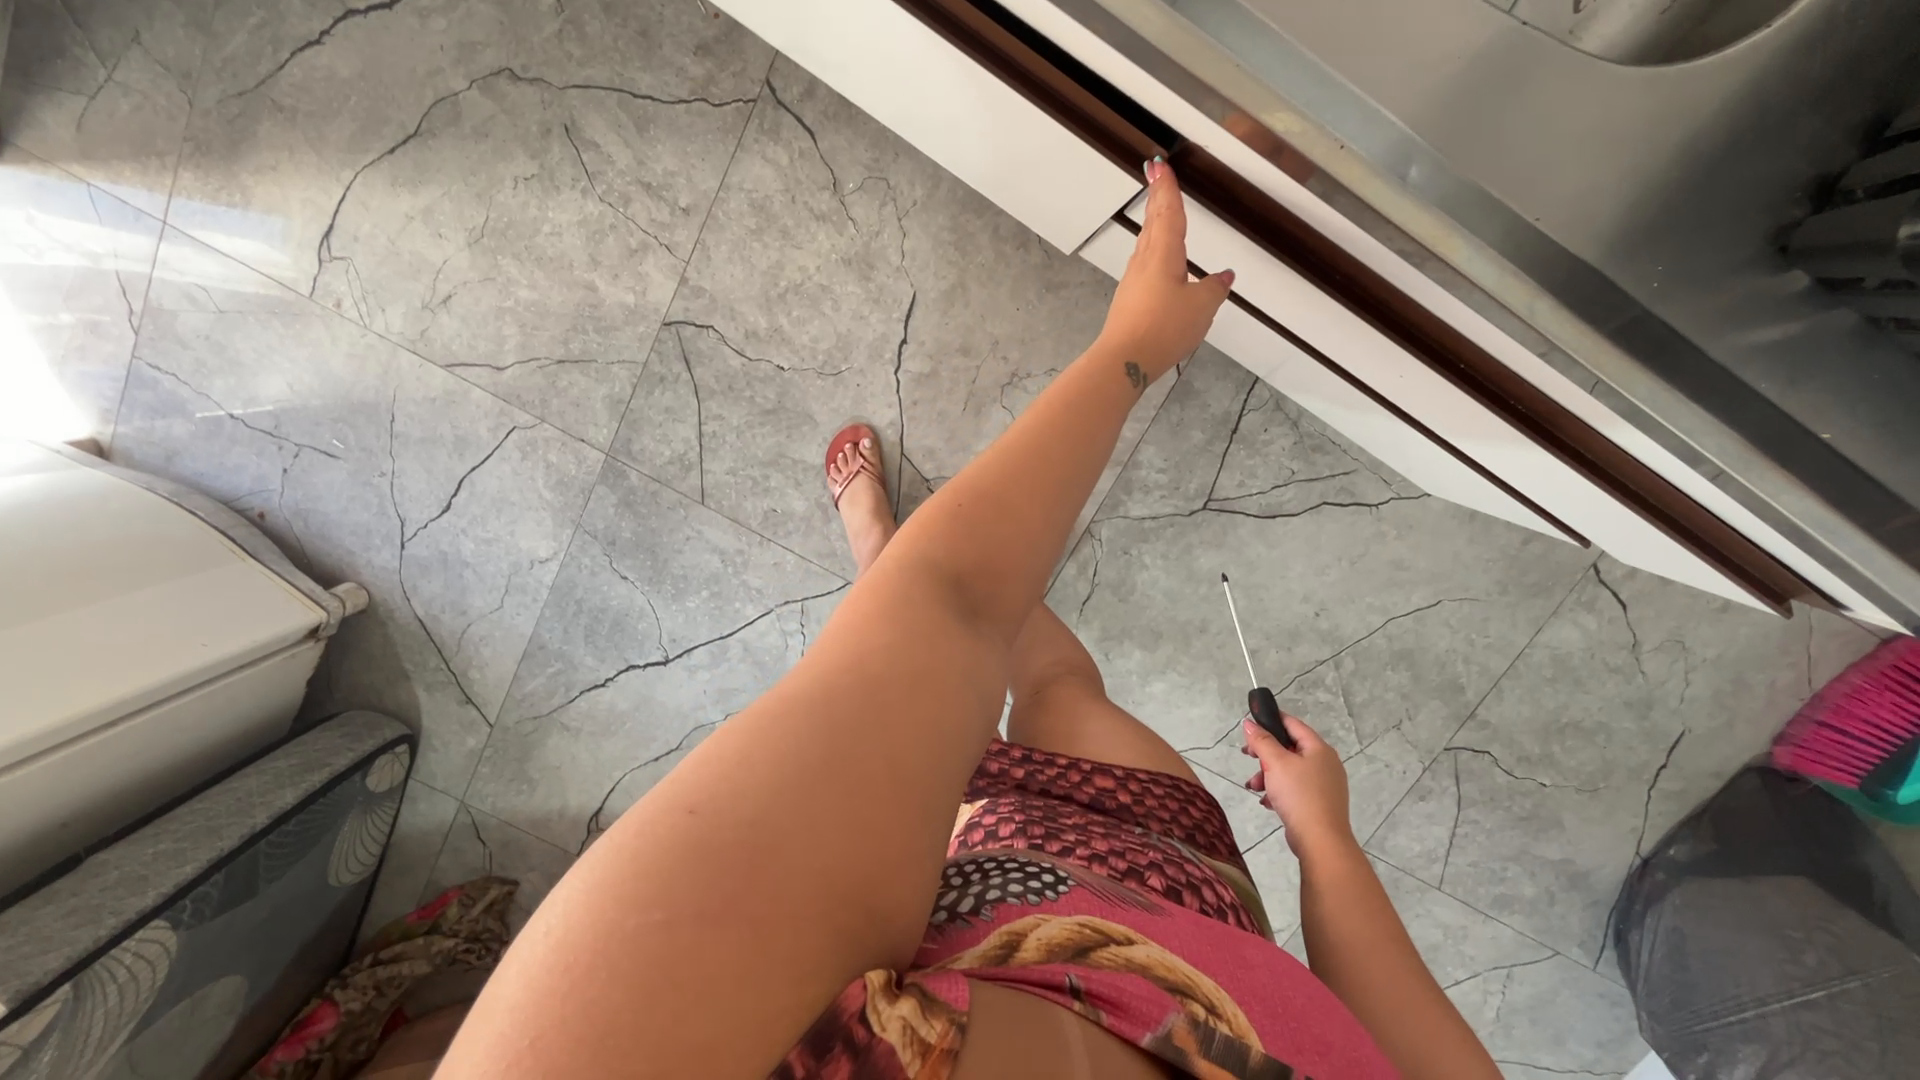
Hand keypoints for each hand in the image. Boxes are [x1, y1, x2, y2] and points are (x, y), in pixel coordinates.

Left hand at [1097, 158, 1234, 386]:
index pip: (1168, 213)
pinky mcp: (1129, 303)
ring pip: (1146, 246)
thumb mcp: (1201, 307)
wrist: (1123, 361)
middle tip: (1155, 176)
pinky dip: (1153, 255)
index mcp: (1163, 254)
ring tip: (1158, 214)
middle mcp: (1144, 263)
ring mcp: (1133, 283)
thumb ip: (1214, 288)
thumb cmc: (1163, 328)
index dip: (1167, 189)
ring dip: (1154, 226)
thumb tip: (1224, 276)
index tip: (1160, 166)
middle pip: (1153, 225)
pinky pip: (1144, 269)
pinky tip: (1159, 264)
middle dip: (1157, 200)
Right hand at [1243, 714, 1355, 859]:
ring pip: (1290, 770)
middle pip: (1290, 748)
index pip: (1293, 724)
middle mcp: (1325, 763)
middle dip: (1265, 753)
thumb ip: (1261, 741)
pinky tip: (1267, 801)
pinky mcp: (1320, 803)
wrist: (1321, 840)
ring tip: (1254, 786)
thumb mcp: (1275, 763)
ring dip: (1268, 775)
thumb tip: (1248, 723)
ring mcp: (1324, 784)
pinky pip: (1295, 788)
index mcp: (1319, 749)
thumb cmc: (1299, 795)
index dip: (1271, 719)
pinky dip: (1279, 790)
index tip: (1251, 724)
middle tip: (1247, 756)